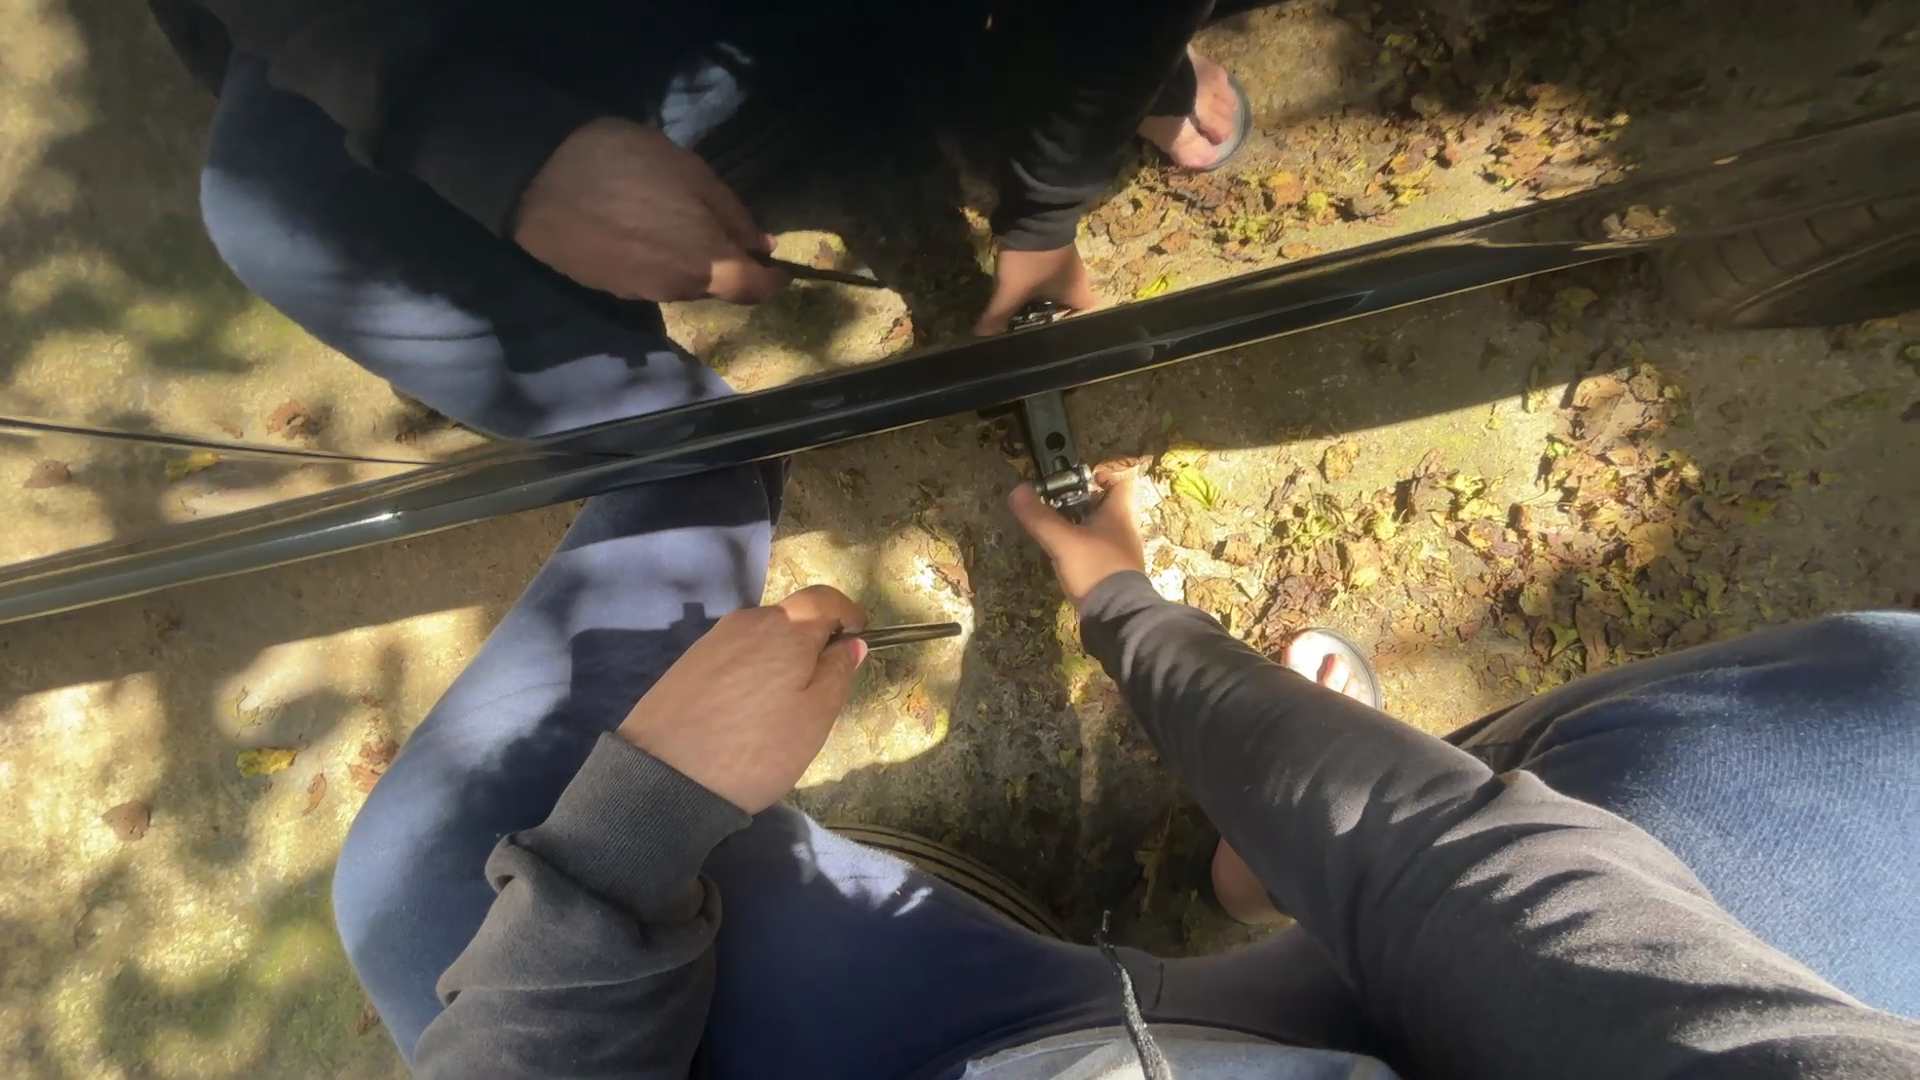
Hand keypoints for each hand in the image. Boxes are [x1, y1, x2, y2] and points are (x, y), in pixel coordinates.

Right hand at [514, 117, 787, 303]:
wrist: (531, 177)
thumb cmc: (623, 163)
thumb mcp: (691, 172)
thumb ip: (734, 215)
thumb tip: (764, 246)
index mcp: (710, 265)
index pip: (756, 289)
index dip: (774, 281)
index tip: (781, 267)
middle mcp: (682, 291)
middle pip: (719, 286)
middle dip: (728, 265)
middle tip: (721, 230)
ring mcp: (645, 295)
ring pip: (685, 284)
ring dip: (692, 262)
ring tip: (674, 223)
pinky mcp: (614, 291)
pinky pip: (652, 280)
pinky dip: (660, 262)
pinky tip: (642, 232)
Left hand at [614, 586, 867, 812]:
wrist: (664, 778)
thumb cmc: (757, 747)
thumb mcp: (815, 717)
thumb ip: (838, 672)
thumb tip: (851, 643)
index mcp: (787, 628)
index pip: (825, 598)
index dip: (847, 612)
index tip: (858, 635)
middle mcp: (749, 620)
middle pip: (791, 617)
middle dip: (811, 641)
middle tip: (818, 686)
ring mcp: (713, 639)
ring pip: (761, 636)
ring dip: (779, 657)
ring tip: (778, 704)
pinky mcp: (688, 661)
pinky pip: (734, 653)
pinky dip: (750, 669)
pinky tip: (743, 708)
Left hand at [974, 244, 1098, 334]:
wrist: (1032, 213)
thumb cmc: (1030, 261)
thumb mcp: (1010, 292)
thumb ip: (996, 317)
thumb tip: (981, 336)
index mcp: (1076, 292)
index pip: (1086, 312)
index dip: (1072, 321)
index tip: (1054, 328)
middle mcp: (1078, 276)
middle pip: (1068, 300)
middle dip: (1051, 310)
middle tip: (1031, 321)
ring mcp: (1067, 257)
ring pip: (1057, 283)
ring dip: (1042, 292)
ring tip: (1022, 304)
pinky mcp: (1055, 244)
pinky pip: (1049, 269)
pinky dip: (1037, 276)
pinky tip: (1020, 281)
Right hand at [1007, 468, 1145, 608]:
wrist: (1115, 616)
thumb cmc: (1095, 569)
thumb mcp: (1063, 541)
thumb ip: (1040, 516)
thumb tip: (1018, 491)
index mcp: (1120, 513)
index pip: (1121, 478)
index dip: (1101, 471)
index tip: (1076, 475)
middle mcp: (1124, 528)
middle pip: (1106, 502)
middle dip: (1082, 498)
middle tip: (1056, 499)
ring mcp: (1120, 551)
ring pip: (1100, 526)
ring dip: (1079, 522)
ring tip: (1054, 525)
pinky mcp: (1112, 570)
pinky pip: (1096, 547)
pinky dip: (1081, 544)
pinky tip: (1064, 552)